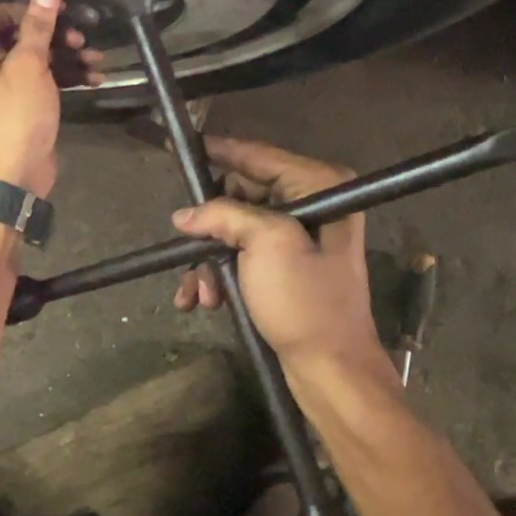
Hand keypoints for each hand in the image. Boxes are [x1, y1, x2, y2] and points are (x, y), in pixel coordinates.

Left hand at [0, 0, 104, 198]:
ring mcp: (0, 83)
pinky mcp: (20, 101)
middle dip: (56, 34)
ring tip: (95, 59)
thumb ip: (39, 24)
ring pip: (36, 56)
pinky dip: (65, 75)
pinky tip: (94, 77)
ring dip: (67, 55)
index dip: (32, 8)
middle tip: (83, 39)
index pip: (1, 12)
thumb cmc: (17, 113)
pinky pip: (42, 77)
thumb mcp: (30, 64)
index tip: (64, 10)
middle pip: (21, 33)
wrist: (16, 173)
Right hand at [170, 138, 382, 365]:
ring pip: (234, 229)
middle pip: (240, 195)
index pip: (259, 157)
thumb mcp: (265, 244)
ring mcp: (300, 239)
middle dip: (211, 225)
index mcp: (321, 189)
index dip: (220, 151)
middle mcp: (314, 206)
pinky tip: (204, 300)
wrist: (330, 370)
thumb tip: (185, 215)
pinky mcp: (287, 269)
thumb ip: (223, 215)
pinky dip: (218, 275)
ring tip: (201, 290)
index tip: (184, 144)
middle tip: (189, 244)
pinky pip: (241, 257)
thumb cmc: (305, 301)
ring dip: (209, 259)